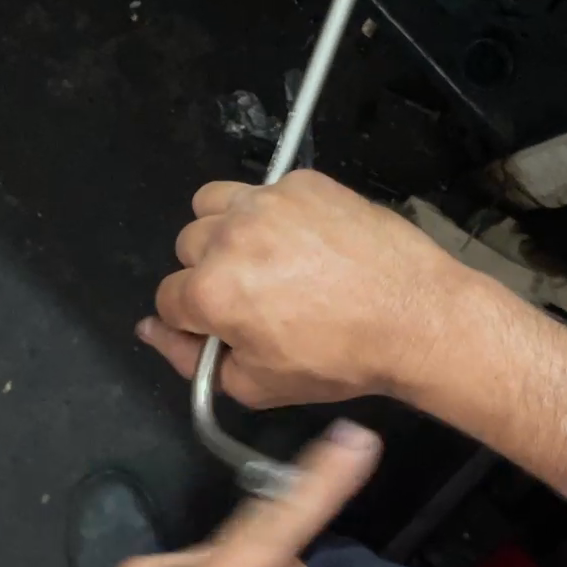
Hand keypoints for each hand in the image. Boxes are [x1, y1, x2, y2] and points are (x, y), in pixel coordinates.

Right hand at [139, 171, 473, 407]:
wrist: (416, 317)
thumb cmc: (339, 359)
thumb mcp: (256, 384)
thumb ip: (191, 360)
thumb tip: (150, 331)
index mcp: (211, 291)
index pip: (167, 299)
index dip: (193, 320)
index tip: (225, 325)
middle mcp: (229, 236)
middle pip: (186, 247)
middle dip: (208, 272)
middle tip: (254, 294)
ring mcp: (266, 201)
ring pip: (211, 205)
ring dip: (224, 230)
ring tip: (263, 255)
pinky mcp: (301, 181)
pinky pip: (262, 190)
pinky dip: (270, 213)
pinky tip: (304, 240)